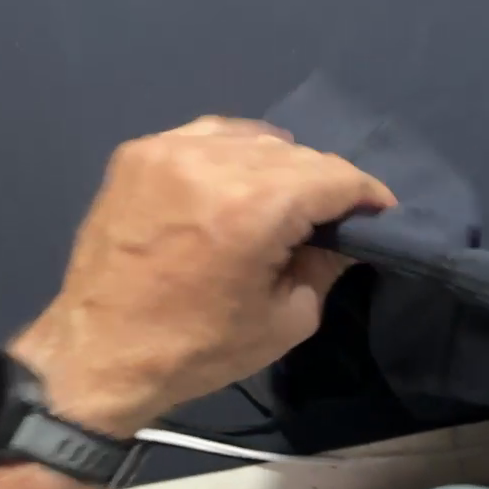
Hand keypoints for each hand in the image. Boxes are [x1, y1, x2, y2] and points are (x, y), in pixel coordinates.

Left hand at [12, 117, 395, 436]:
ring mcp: (169, 150)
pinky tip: (249, 181)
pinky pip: (211, 135)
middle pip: (298, 153)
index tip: (384, 212)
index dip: (368, 193)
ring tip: (296, 201)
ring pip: (256, 138)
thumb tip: (346, 240)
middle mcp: (210, 163)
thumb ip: (324, 267)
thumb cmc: (202, 349)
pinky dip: (242, 153)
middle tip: (343, 216)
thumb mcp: (287, 320)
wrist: (104, 353)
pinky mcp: (140, 153)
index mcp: (252, 210)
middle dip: (330, 182)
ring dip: (288, 166)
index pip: (332, 176)